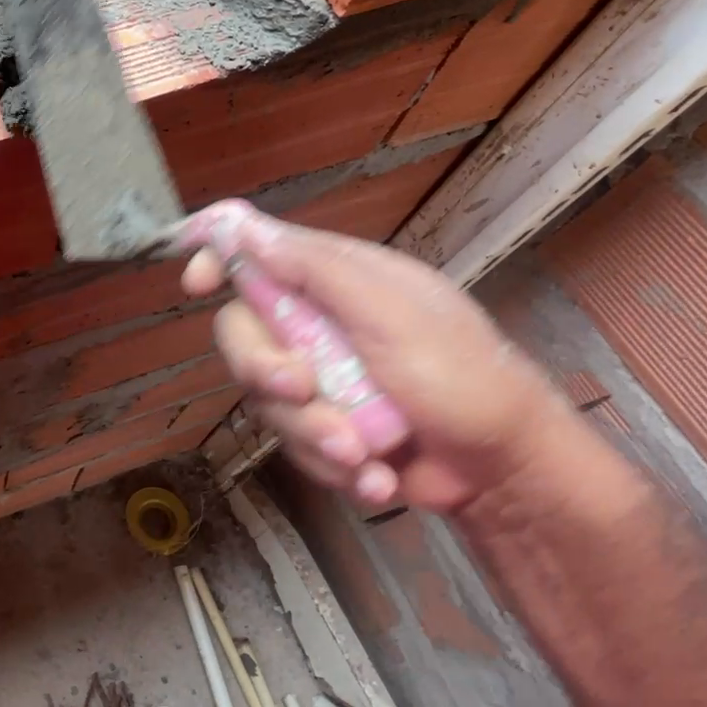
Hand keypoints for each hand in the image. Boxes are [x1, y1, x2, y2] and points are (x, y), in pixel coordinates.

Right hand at [181, 208, 573, 515]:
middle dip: (264, 369)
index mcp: (333, 279)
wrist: (509, 474)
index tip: (197, 285)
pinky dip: (331, 466)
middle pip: (241, 332)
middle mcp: (315, 322)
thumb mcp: (392, 312)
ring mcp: (318, 378)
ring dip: (310, 431)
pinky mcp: (323, 428)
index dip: (218, 259)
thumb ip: (317, 270)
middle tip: (300, 390)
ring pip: (262, 397)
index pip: (256, 252)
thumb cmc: (463, 375)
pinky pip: (291, 442)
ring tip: (362, 453)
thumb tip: (244, 229)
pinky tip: (374, 477)